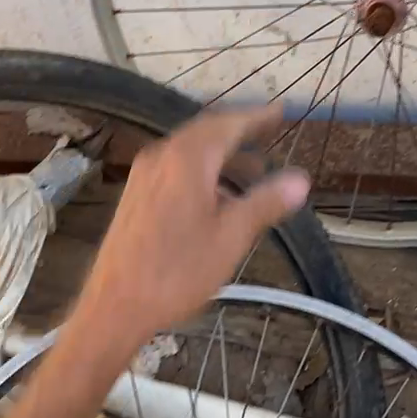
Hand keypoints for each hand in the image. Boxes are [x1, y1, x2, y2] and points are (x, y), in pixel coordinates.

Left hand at [71, 105, 309, 354]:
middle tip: (269, 133)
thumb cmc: (177, 272)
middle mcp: (161, 157)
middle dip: (240, 133)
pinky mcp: (136, 197)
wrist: (116, 305)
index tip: (281, 112)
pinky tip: (217, 198)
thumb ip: (266, 202)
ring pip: (190, 153)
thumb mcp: (231, 237)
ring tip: (253, 171)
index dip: (257, 117)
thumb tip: (301, 179)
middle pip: (206, 133)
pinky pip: (175, 170)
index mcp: (187, 159)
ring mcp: (144, 176)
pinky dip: (202, 172)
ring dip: (222, 156)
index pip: (228, 123)